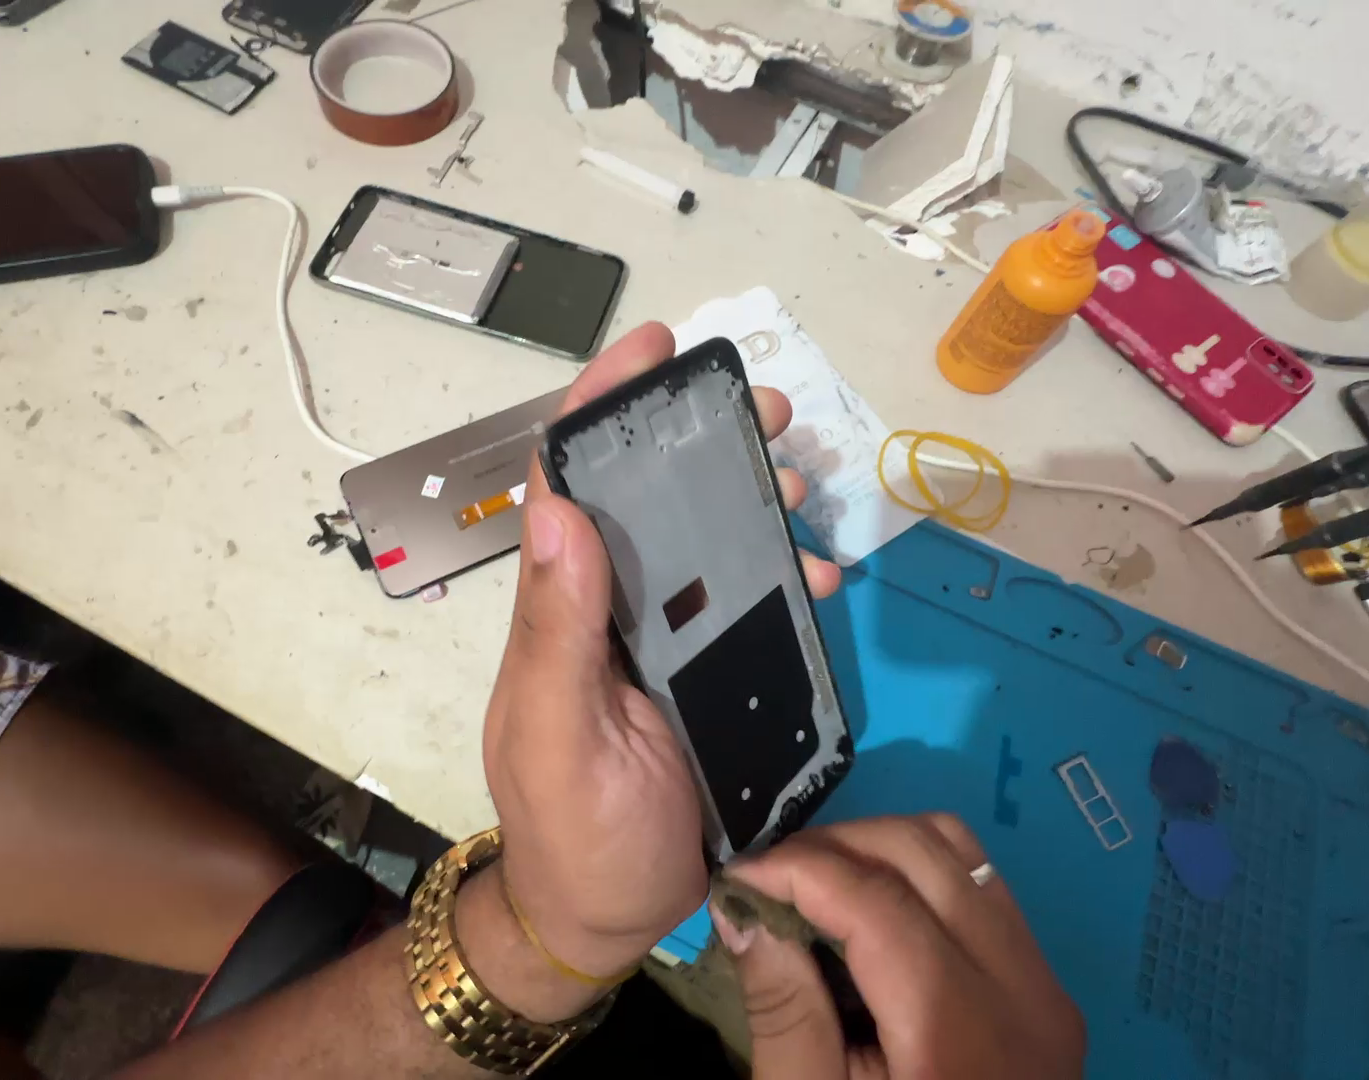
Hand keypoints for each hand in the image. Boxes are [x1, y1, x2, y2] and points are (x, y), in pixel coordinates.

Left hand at [477, 322, 841, 1018]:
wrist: (606, 911)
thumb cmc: (574, 829)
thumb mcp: (556, 732)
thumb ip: (555, 628)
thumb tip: (559, 507)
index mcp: (562, 604)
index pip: (569, 482)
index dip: (601, 407)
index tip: (651, 348)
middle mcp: (608, 604)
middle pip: (647, 497)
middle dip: (699, 440)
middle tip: (766, 411)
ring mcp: (658, 636)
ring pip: (701, 540)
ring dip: (748, 498)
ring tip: (801, 482)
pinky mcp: (703, 669)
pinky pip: (740, 602)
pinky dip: (777, 575)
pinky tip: (813, 577)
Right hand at [715, 814, 1083, 1079]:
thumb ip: (781, 1006)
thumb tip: (739, 904)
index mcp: (964, 1035)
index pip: (875, 899)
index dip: (797, 868)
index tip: (737, 878)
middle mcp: (1022, 991)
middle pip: (920, 851)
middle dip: (831, 845)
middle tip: (772, 881)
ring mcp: (1042, 982)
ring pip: (954, 847)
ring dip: (873, 846)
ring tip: (816, 884)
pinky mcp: (1041, 983)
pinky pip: (974, 879)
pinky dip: (911, 867)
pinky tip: (866, 907)